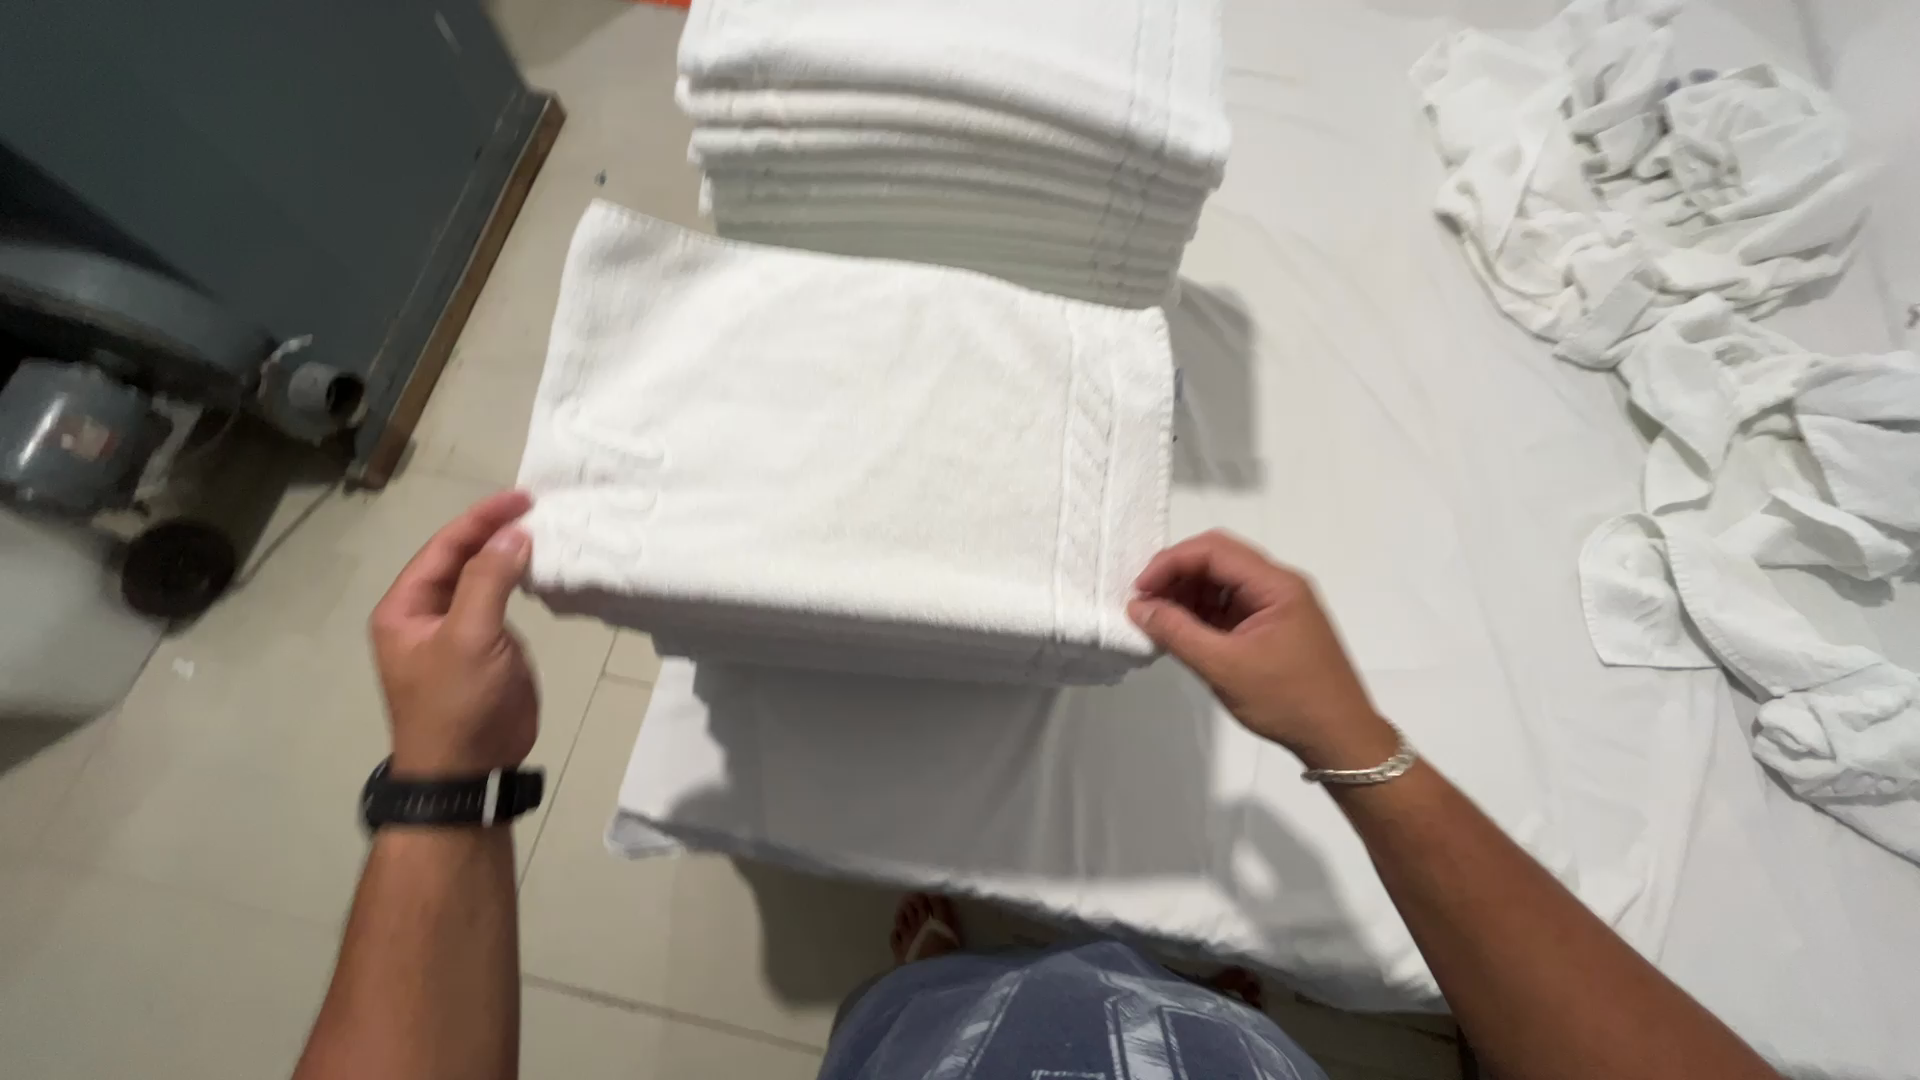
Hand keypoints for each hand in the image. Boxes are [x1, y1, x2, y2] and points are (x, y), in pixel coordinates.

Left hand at [368, 491, 538, 776]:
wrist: (468, 768)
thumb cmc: (458, 703)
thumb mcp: (469, 638)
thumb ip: (489, 582)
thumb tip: (515, 534)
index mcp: (406, 608)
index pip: (444, 548)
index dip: (481, 519)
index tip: (523, 498)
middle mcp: (427, 613)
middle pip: (461, 558)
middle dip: (496, 531)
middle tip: (538, 508)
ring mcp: (459, 630)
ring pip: (484, 578)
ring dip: (510, 553)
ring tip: (544, 530)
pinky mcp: (488, 647)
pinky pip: (503, 602)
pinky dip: (522, 581)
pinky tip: (542, 569)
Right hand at [1128, 530, 1397, 768]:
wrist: (1341, 741)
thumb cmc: (1287, 701)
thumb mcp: (1224, 667)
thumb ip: (1177, 633)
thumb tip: (1137, 607)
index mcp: (1276, 585)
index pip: (1214, 550)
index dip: (1170, 563)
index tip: (1139, 591)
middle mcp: (1278, 585)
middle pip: (1217, 559)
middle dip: (1175, 575)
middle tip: (1144, 602)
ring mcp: (1275, 606)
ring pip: (1221, 582)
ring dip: (1185, 594)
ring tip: (1157, 619)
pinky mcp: (1270, 627)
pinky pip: (1228, 606)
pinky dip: (1200, 613)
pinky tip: (1180, 631)